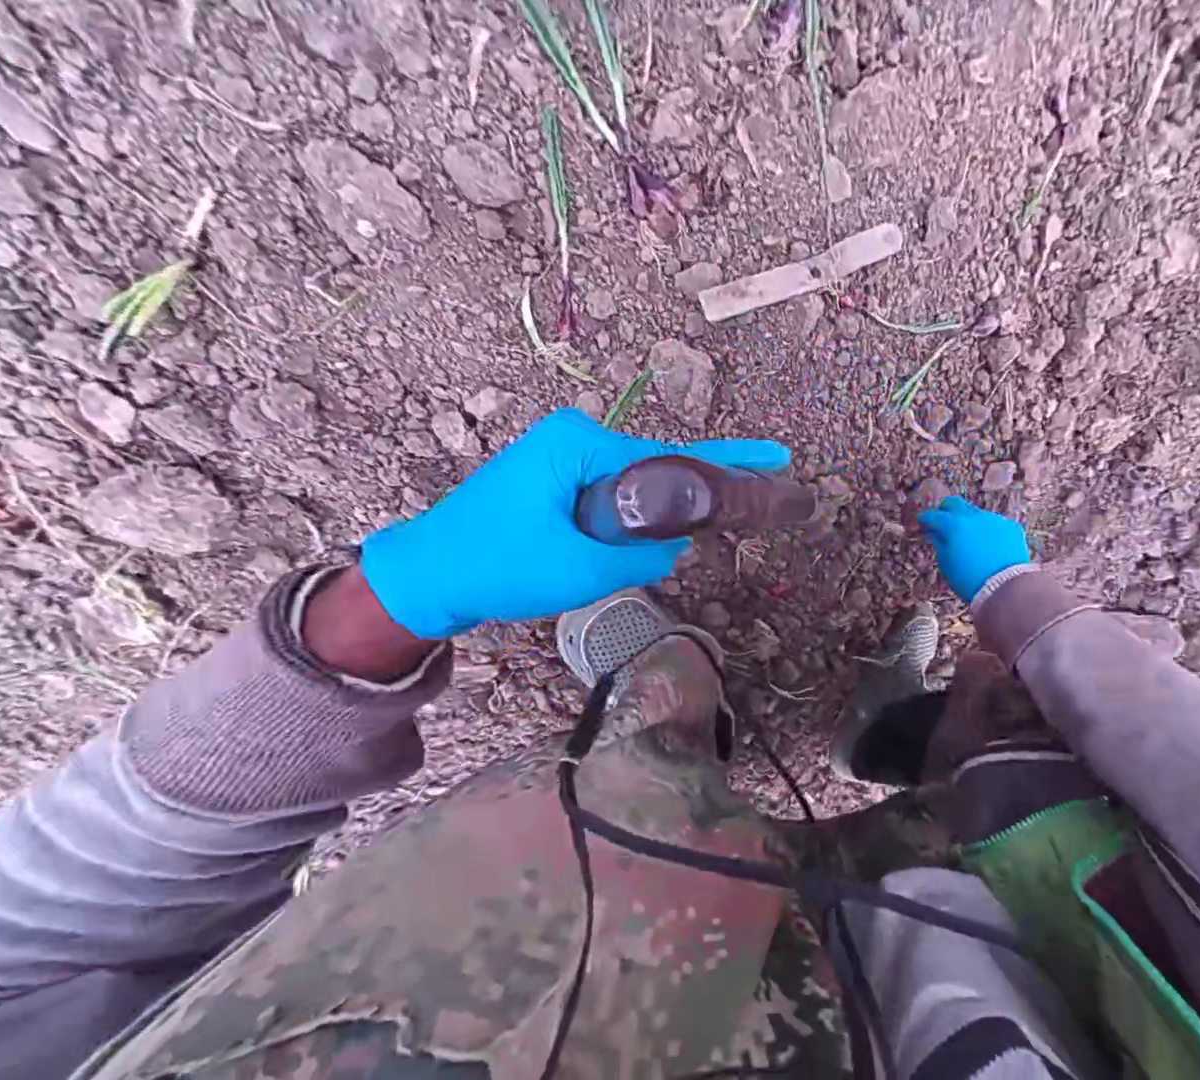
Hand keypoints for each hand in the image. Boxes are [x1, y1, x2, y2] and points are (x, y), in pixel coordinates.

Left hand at [360, 408, 790, 637]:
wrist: (425, 579)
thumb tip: (679, 546)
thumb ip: (644, 556)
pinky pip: (614, 493)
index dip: (726, 463)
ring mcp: (563, 459)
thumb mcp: (582, 568)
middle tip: (763, 482)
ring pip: (637, 483)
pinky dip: (643, 510)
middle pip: (659, 464)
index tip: (774, 460)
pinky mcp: (556, 482)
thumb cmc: (495, 566)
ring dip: (671, 504)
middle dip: (705, 481)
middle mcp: (574, 440)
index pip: (669, 457)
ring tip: (721, 511)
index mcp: (579, 445)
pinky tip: (668, 527)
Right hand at [917, 496, 1030, 602]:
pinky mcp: (1012, 527)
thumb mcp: (947, 565)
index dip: (926, 519)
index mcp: (954, 525)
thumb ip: (940, 544)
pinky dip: (989, 531)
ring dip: (970, 523)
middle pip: (956, 504)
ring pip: (978, 515)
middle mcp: (975, 516)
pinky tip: (990, 546)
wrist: (1006, 588)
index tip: (922, 523)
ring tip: (970, 540)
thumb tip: (935, 534)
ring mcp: (995, 520)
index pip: (934, 516)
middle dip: (946, 510)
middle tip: (943, 522)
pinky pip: (996, 525)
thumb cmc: (970, 580)